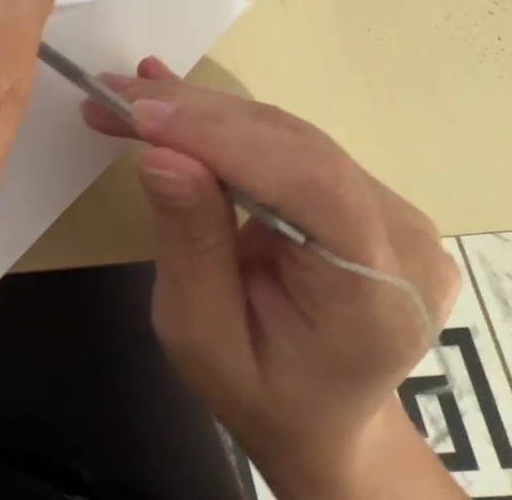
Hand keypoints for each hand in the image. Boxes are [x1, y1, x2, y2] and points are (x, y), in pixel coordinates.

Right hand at [84, 60, 462, 499]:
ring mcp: (391, 213)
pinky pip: (285, 144)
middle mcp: (402, 240)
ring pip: (284, 135)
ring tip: (122, 98)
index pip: (311, 185)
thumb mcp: (202, 336)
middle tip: (108, 98)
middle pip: (295, 147)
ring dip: (197, 111)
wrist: (321, 416)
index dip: (222, 139)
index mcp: (377, 296)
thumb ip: (190, 246)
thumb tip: (161, 156)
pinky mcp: (364, 194)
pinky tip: (171, 95)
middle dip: (193, 115)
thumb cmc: (257, 391)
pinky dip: (220, 121)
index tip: (137, 114)